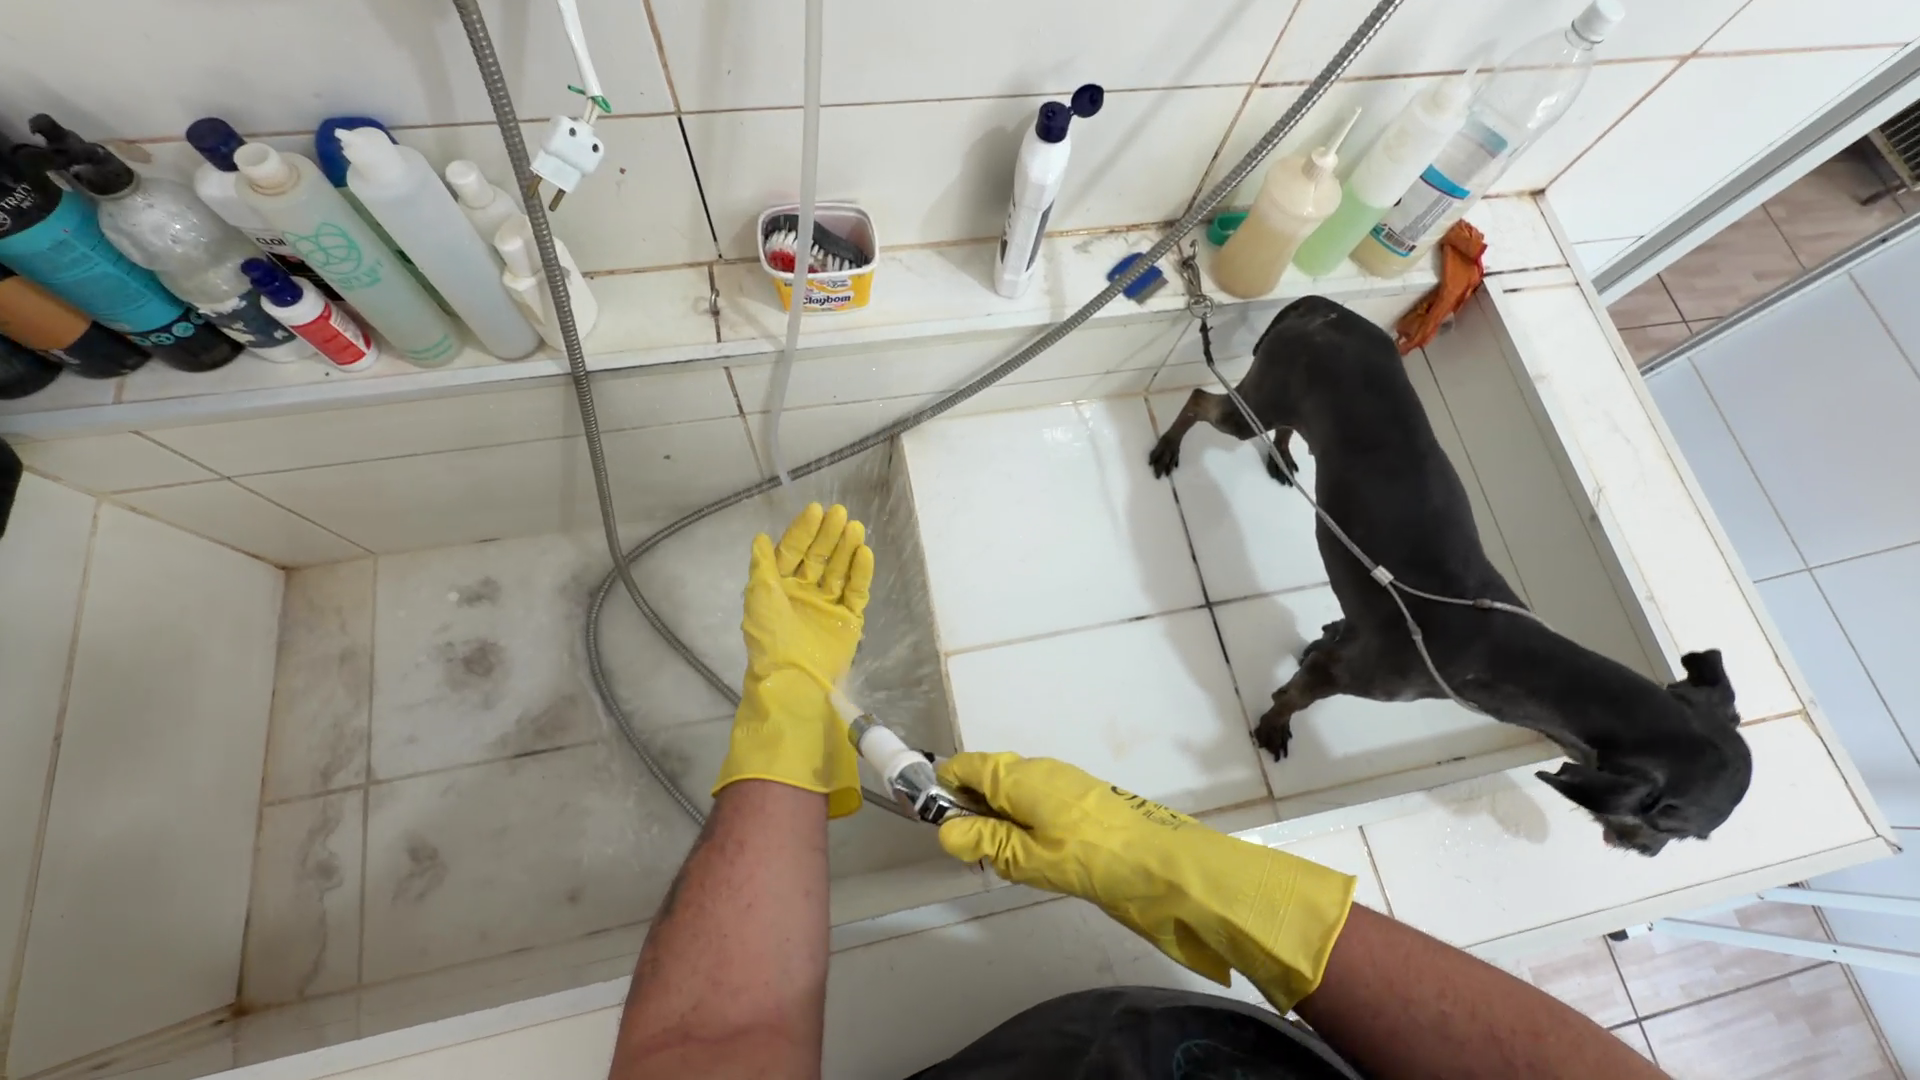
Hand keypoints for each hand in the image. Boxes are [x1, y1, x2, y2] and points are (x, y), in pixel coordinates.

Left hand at [712, 503, 873, 817]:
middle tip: (840, 514)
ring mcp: (828, 606)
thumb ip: (762, 567)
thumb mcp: (759, 599)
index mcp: (780, 588)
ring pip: (840, 571)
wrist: (793, 680)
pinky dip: (861, 573)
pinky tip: (865, 553)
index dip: (804, 531)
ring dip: (847, 549)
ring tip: (855, 528)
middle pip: (820, 558)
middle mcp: (805, 593)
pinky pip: (856, 592)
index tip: (816, 510)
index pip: (794, 552)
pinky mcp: (848, 620)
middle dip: (829, 535)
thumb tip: (760, 538)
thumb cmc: (771, 639)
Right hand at [938, 752, 1355, 1008]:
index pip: (965, 766)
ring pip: (1013, 794)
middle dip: (972, 810)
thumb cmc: (1090, 858)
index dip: (943, 788)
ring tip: (1007, 861)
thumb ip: (985, 841)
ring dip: (1000, 820)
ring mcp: (1063, 782)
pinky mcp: (1082, 801)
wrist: (1166, 866)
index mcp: (1019, 775)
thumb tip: (947, 831)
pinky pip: (1037, 804)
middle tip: (975, 852)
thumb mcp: (1029, 858)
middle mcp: (1038, 769)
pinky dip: (1025, 825)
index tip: (936, 821)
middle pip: (987, 778)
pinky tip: (1037, 858)